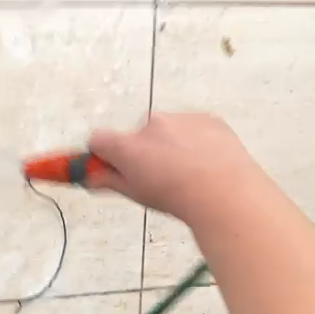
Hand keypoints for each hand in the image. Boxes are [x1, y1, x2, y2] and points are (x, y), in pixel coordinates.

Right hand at [86, 113, 256, 220]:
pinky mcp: (206, 117)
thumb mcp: (135, 194)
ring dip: (168, 146)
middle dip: (140, 152)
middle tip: (155, 177)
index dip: (101, 154)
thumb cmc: (175, 196)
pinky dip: (192, 142)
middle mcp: (151, 125)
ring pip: (165, 131)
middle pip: (135, 136)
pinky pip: (191, 128)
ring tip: (184, 174)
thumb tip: (91, 178)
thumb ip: (109, 181)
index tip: (108, 167)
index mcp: (128, 146)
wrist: (223, 189)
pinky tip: (202, 164)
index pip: (98, 139)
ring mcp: (180, 118)